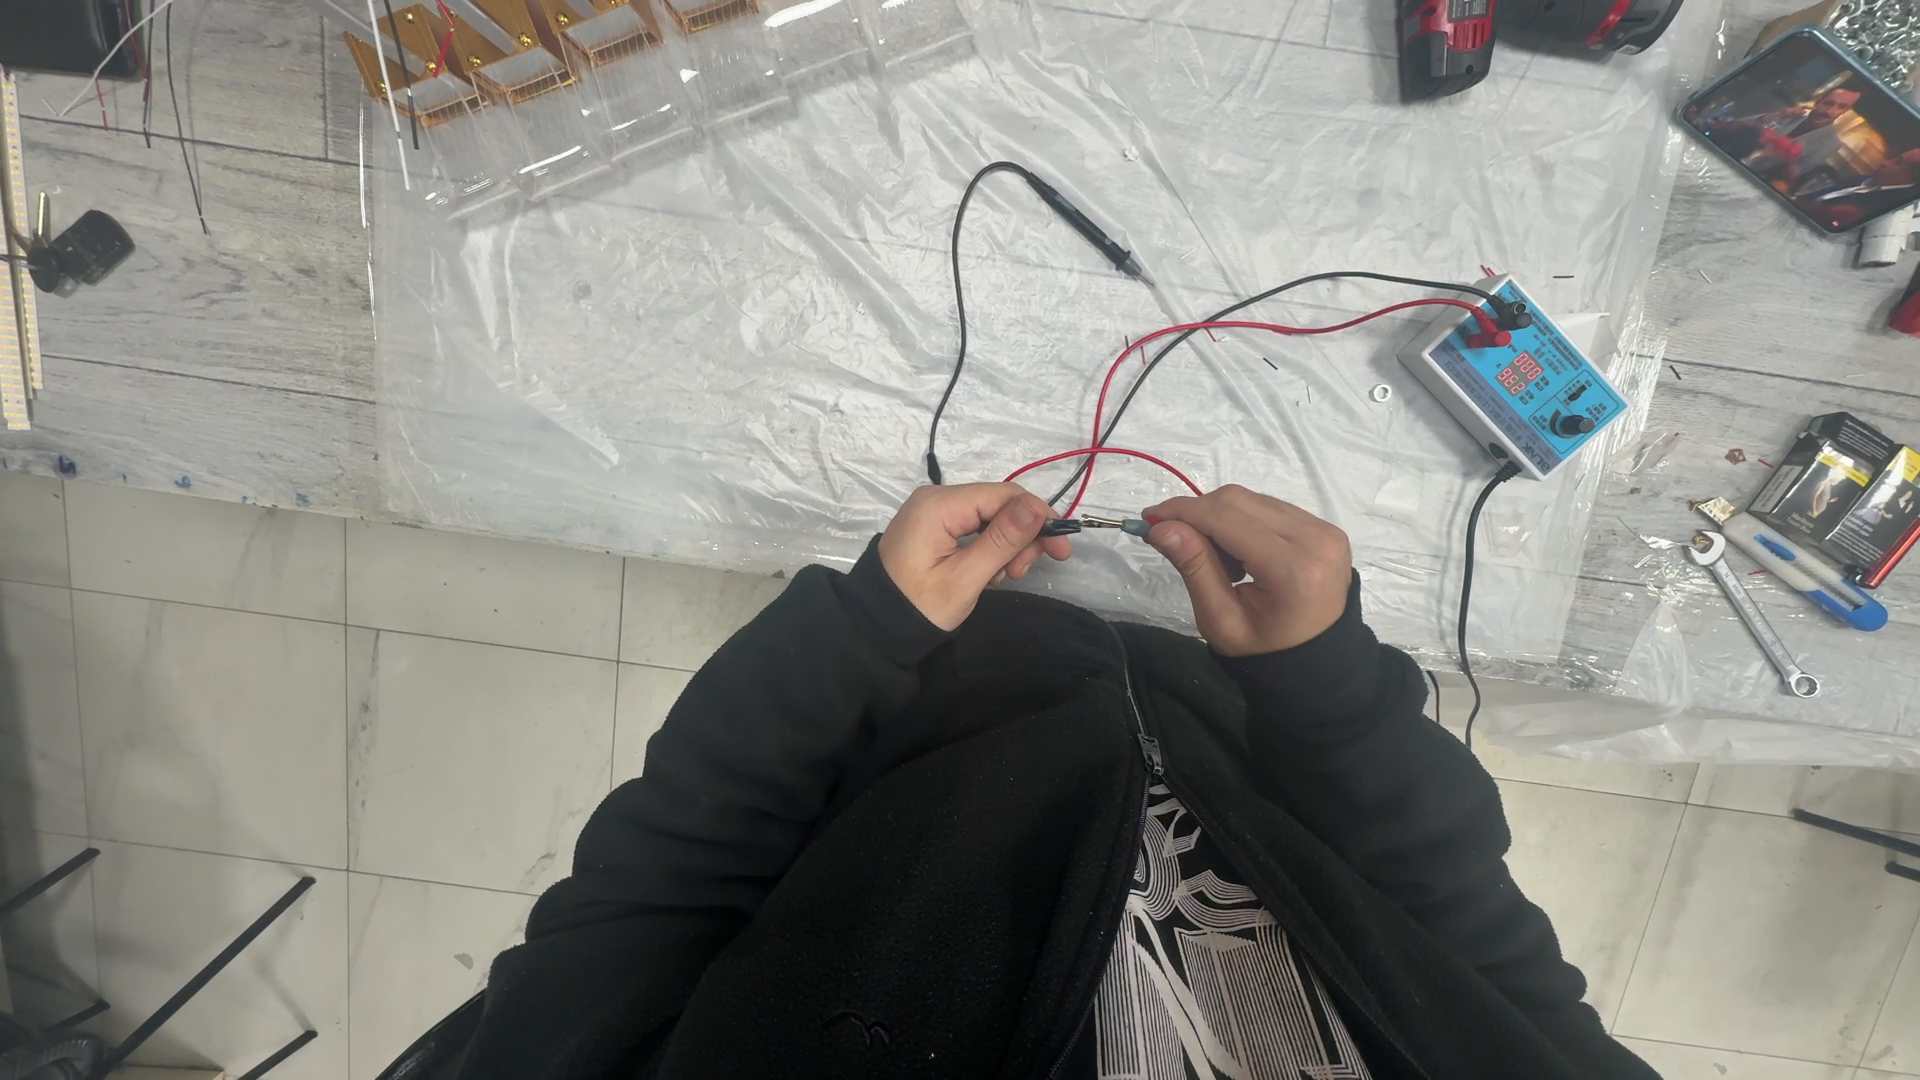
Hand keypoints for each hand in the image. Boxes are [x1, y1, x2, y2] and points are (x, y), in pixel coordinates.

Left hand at [879, 484, 1073, 630]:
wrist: (875, 626)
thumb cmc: (919, 606)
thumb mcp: (965, 578)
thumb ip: (1001, 540)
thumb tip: (1036, 506)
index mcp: (940, 505)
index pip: (1004, 495)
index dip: (1038, 517)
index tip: (1061, 550)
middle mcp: (937, 498)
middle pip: (999, 504)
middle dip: (1021, 537)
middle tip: (1022, 573)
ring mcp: (934, 511)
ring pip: (990, 517)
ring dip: (1007, 546)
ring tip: (1003, 578)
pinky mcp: (934, 526)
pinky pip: (974, 527)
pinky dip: (989, 548)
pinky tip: (990, 573)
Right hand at [1142, 484, 1351, 656]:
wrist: (1314, 664)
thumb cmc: (1261, 649)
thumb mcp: (1218, 618)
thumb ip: (1193, 567)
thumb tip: (1160, 526)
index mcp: (1291, 567)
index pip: (1225, 519)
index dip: (1182, 512)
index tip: (1148, 518)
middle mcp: (1315, 538)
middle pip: (1238, 501)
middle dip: (1196, 513)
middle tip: (1171, 538)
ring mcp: (1324, 530)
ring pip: (1251, 500)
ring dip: (1218, 518)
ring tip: (1212, 557)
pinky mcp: (1324, 528)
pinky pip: (1269, 508)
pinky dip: (1241, 521)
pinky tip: (1236, 552)